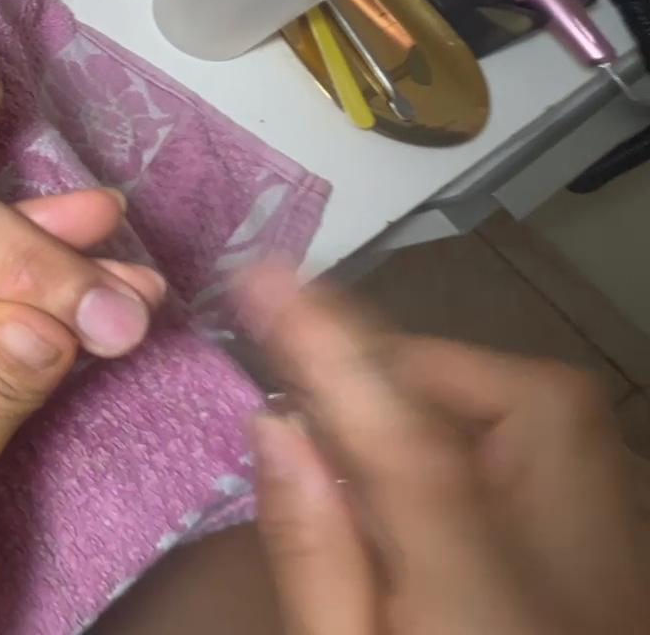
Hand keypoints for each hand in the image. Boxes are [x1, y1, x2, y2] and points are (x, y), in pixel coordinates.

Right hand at [242, 266, 649, 634]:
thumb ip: (308, 547)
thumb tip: (276, 422)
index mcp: (491, 611)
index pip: (415, 454)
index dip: (338, 354)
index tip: (266, 278)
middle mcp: (586, 580)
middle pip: (539, 408)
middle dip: (417, 362)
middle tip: (328, 386)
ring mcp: (622, 577)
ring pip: (560, 421)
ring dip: (446, 392)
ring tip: (363, 426)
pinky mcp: (624, 576)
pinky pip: (560, 458)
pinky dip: (475, 429)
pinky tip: (414, 466)